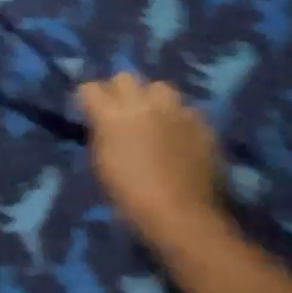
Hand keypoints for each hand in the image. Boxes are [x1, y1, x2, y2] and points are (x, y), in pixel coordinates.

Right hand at [78, 73, 226, 247]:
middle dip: (120, 91)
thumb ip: (102, 132)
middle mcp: (143, 104)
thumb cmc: (130, 194)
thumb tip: (104, 122)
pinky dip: (180, 119)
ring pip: (161, 88)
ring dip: (154, 99)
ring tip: (156, 118)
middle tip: (122, 111)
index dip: (89, 99)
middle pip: (125, 77)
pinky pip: (187, 111)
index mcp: (111, 114)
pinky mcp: (202, 124)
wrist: (181, 215)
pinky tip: (180, 137)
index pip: (91, 88)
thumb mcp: (102, 161)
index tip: (90, 111)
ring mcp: (176, 111)